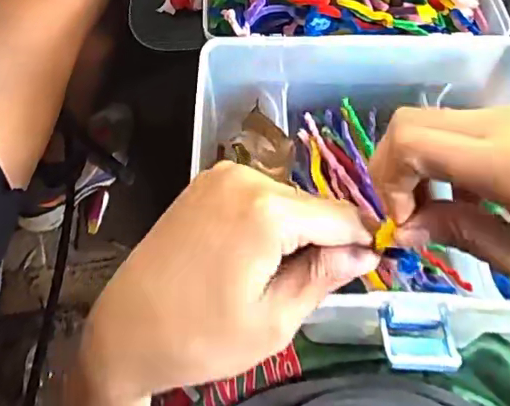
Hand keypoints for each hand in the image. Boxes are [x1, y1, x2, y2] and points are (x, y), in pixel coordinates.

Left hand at [71, 162, 377, 405]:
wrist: (128, 326)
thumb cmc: (201, 335)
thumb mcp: (274, 319)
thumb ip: (324, 276)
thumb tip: (365, 252)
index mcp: (266, 209)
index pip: (338, 214)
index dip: (364, 237)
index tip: (381, 258)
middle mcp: (245, 176)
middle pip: (309, 204)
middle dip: (327, 237)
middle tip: (330, 280)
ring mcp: (222, 174)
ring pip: (284, 199)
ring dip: (297, 229)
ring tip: (285, 275)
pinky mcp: (206, 181)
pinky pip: (256, 195)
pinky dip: (269, 220)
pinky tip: (258, 255)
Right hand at [371, 106, 509, 331]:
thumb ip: (465, 237)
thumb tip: (405, 228)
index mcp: (509, 161)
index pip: (410, 139)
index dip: (388, 182)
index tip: (403, 229)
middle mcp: (505, 124)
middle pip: (411, 121)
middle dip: (393, 170)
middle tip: (409, 225)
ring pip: (433, 123)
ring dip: (416, 165)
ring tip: (435, 220)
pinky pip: (462, 131)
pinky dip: (443, 161)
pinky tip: (466, 204)